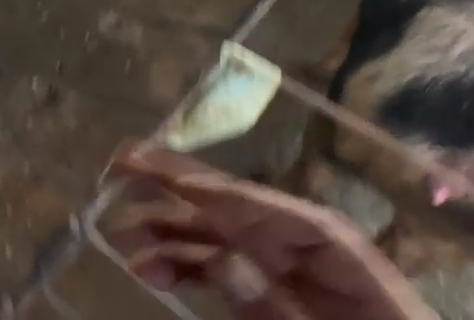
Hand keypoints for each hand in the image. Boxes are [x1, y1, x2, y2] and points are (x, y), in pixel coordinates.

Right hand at [104, 144, 433, 319]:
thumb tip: (222, 259)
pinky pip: (217, 269)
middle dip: (181, 195)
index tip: (172, 177)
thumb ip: (279, 305)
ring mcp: (287, 277)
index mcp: (353, 267)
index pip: (295, 218)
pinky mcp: (265, 296)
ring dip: (168, 233)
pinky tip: (147, 269)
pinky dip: (179, 264)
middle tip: (121, 168)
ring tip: (122, 234)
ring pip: (220, 239)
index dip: (231, 194)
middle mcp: (316, 260)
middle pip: (247, 215)